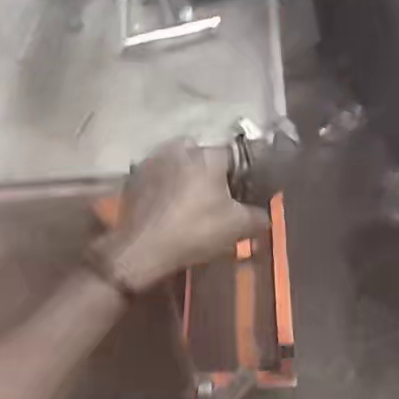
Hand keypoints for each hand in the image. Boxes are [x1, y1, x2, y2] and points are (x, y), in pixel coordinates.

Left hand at [93, 138, 270, 290]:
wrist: (141, 249)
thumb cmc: (195, 231)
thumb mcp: (237, 228)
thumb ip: (258, 217)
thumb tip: (264, 216)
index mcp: (209, 154)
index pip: (237, 155)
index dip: (243, 175)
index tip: (244, 194)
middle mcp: (181, 148)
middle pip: (206, 157)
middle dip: (213, 174)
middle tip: (216, 200)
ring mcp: (153, 160)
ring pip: (180, 164)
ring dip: (187, 178)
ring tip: (191, 206)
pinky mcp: (135, 176)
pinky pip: (159, 177)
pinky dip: (166, 188)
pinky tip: (169, 210)